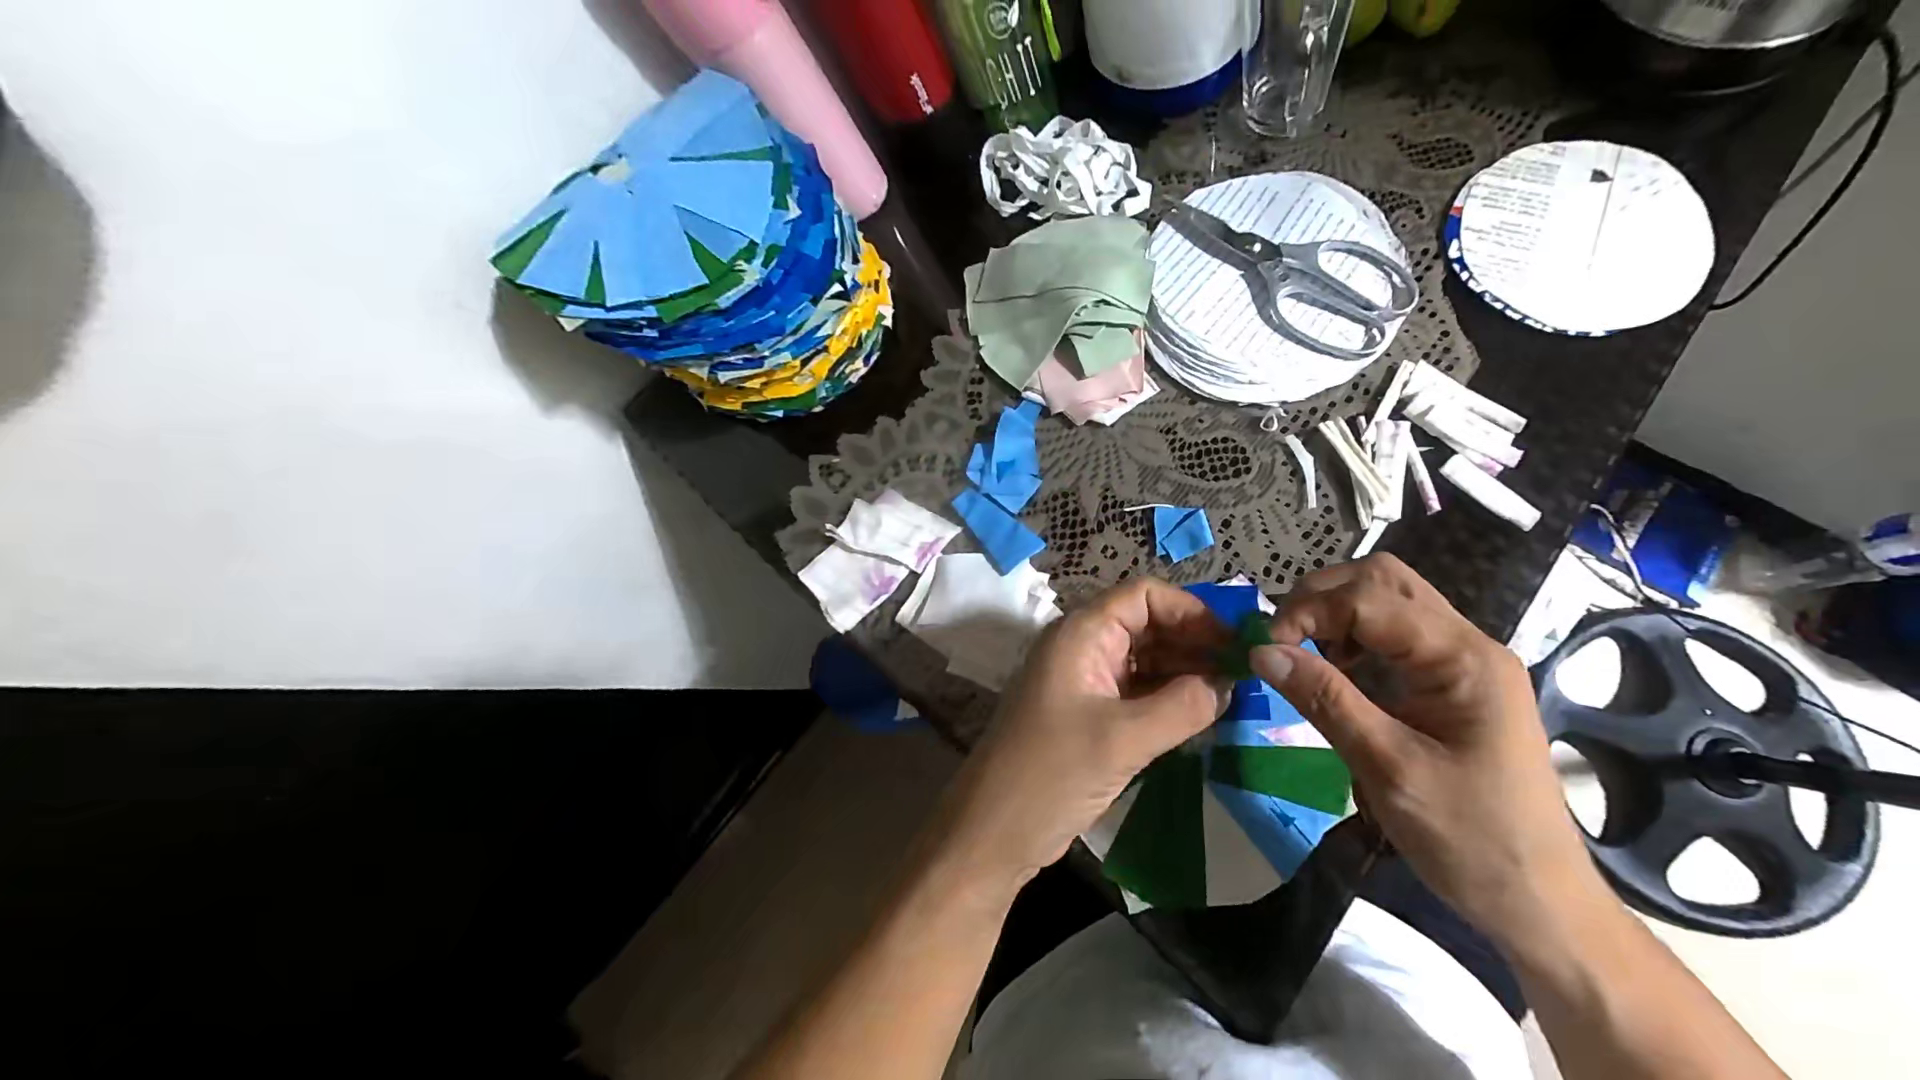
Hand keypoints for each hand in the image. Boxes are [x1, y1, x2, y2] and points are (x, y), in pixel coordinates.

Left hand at [934, 578, 1231, 888]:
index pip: (1144, 596)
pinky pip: (1138, 693)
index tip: (1234, 644)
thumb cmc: (1052, 773)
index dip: (1192, 611)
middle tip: (1245, 674)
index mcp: (1081, 634)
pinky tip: (1205, 716)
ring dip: (1186, 673)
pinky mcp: (1090, 716)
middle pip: (1147, 625)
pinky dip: (1170, 699)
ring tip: (1234, 696)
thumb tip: (1227, 684)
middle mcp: (1082, 648)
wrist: (994, 830)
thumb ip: (1183, 706)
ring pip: (1146, 660)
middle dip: (1195, 643)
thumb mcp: (1124, 738)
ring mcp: (1085, 683)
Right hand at [1249, 555, 1602, 944]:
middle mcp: (1467, 645)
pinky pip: (1392, 634)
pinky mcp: (1449, 683)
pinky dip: (1349, 637)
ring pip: (1387, 600)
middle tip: (1281, 638)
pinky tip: (1331, 669)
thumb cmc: (1469, 837)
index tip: (1266, 648)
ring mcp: (1461, 662)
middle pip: (1384, 580)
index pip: (1371, 599)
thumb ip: (1325, 700)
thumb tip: (1260, 650)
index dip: (1309, 612)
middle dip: (1321, 597)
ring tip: (1301, 652)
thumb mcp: (1387, 768)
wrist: (1538, 901)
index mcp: (1464, 659)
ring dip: (1334, 613)